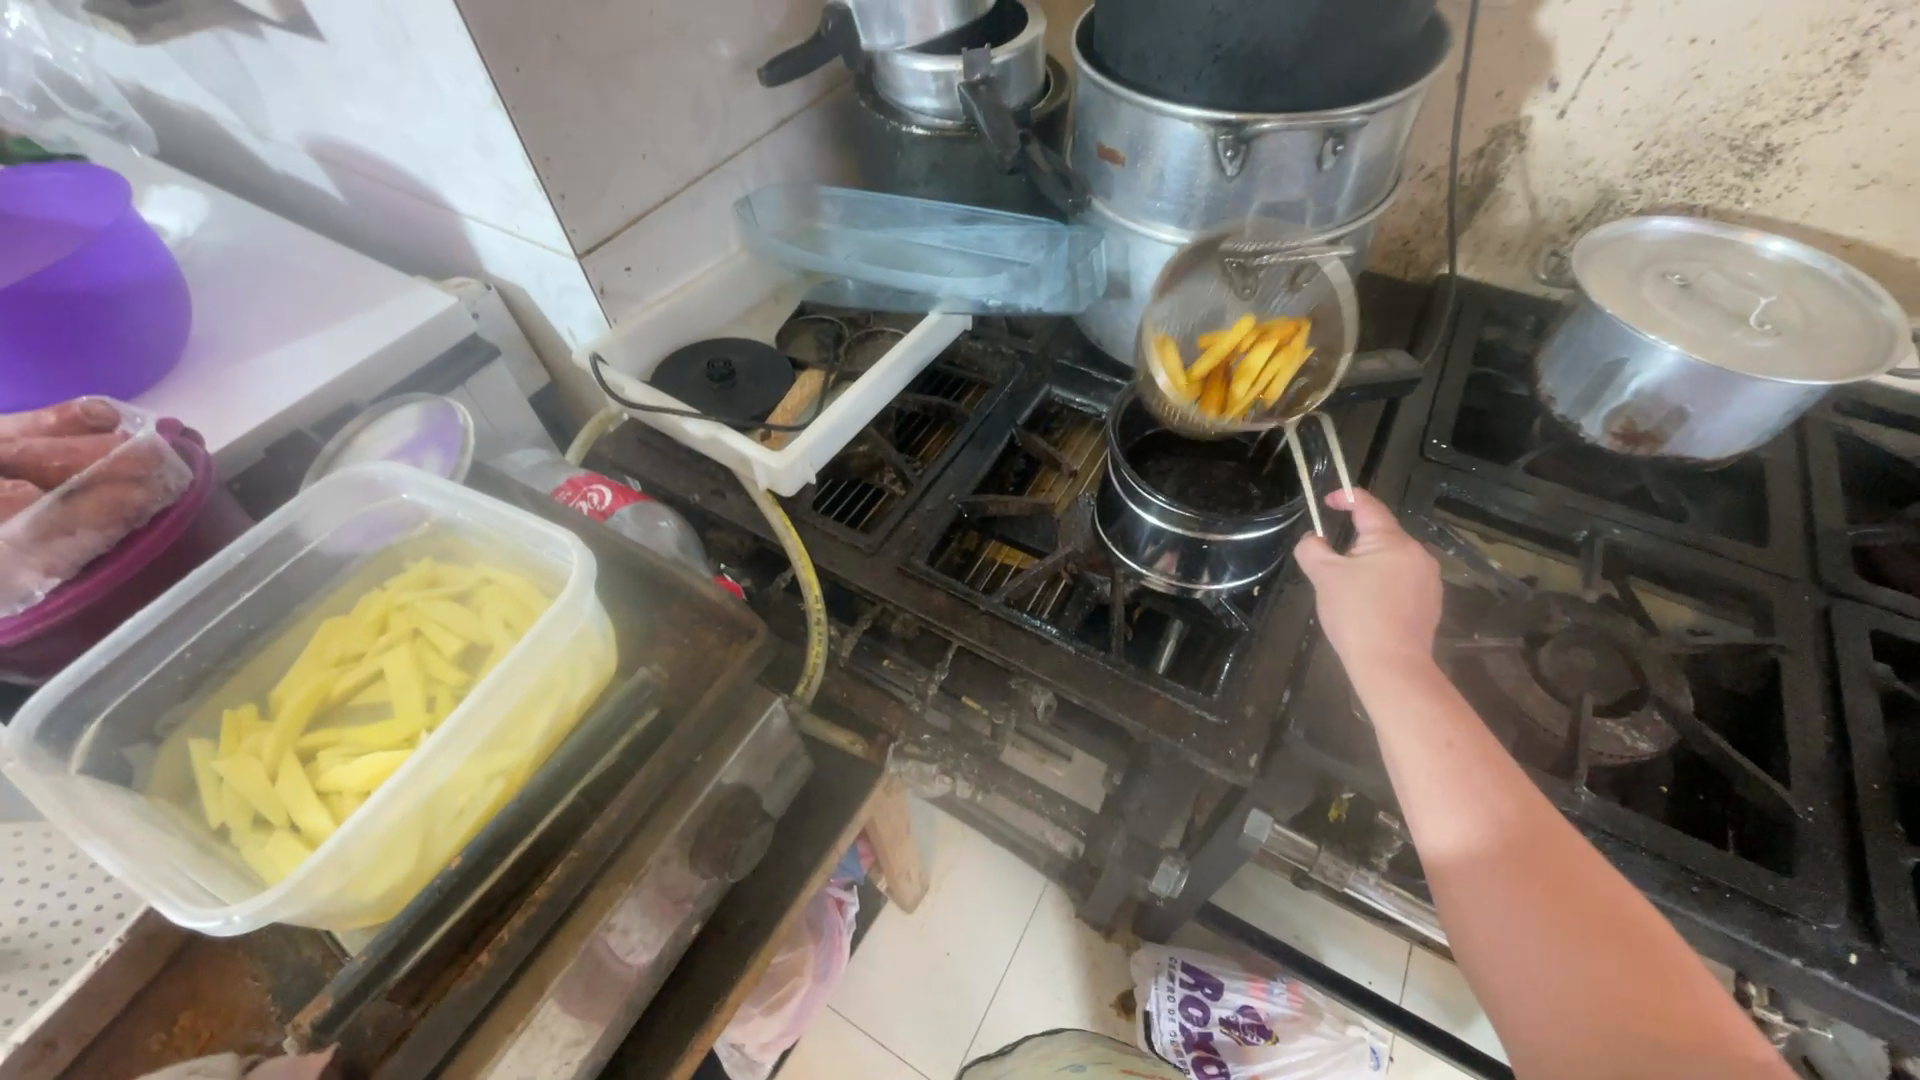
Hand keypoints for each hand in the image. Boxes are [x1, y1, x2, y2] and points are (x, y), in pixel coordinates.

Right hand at [1294, 488, 1442, 671]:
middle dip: (1353, 542)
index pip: (1368, 506)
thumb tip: (1314, 539)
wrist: (1391, 663)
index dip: (1345, 498)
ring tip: (1347, 590)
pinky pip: (1401, 580)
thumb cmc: (1355, 614)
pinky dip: (1381, 583)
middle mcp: (1417, 553)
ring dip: (1368, 564)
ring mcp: (1428, 579)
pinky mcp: (1431, 602)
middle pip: (1380, 535)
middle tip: (1329, 564)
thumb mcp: (1323, 576)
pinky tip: (1368, 606)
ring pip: (1390, 559)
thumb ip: (1312, 548)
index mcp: (1392, 541)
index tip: (1326, 502)